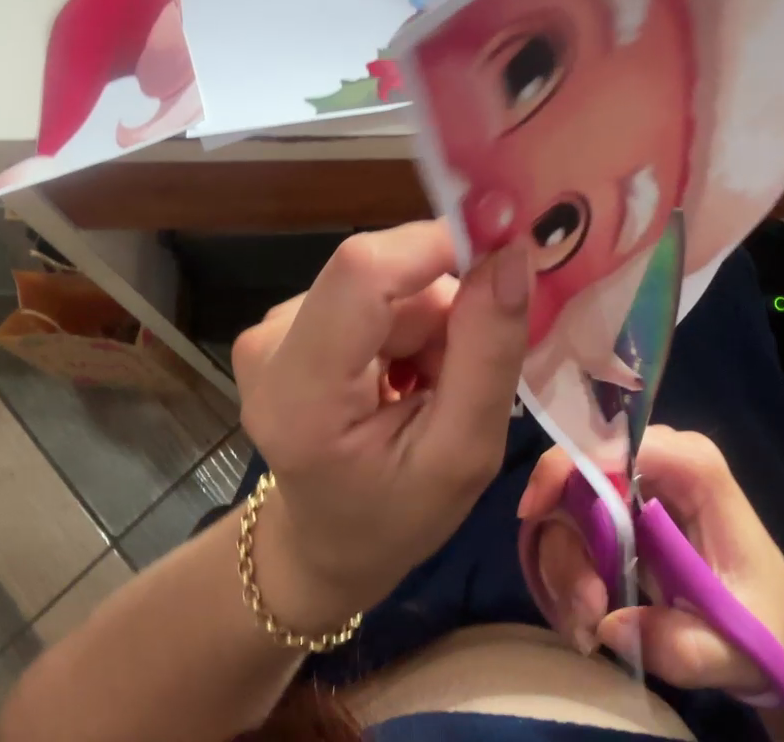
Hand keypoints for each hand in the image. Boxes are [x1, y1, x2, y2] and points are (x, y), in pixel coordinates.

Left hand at [233, 220, 531, 632]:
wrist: (326, 540)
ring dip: (429, 323)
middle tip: (462, 376)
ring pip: (387, 282)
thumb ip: (488, 354)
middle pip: (385, 276)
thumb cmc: (395, 517)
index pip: (364, 270)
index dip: (439, 244)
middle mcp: (270, 345)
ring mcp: (272, 329)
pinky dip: (406, 326)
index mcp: (301, 394)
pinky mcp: (286, 321)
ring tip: (429, 389)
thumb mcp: (464, 454)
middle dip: (445, 309)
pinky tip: (402, 376)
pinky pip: (371, 292)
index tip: (508, 256)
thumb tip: (513, 253)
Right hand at [518, 427, 783, 692]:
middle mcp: (655, 463)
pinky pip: (567, 530)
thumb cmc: (765, 625)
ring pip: (563, 510)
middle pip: (575, 480)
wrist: (775, 633)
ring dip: (564, 571)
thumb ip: (680, 644)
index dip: (564, 468)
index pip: (611, 442)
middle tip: (588, 612)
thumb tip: (609, 625)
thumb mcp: (735, 648)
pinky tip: (587, 620)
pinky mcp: (616, 512)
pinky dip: (565, 577)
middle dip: (568, 549)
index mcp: (692, 468)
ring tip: (589, 629)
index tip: (533, 514)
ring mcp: (632, 486)